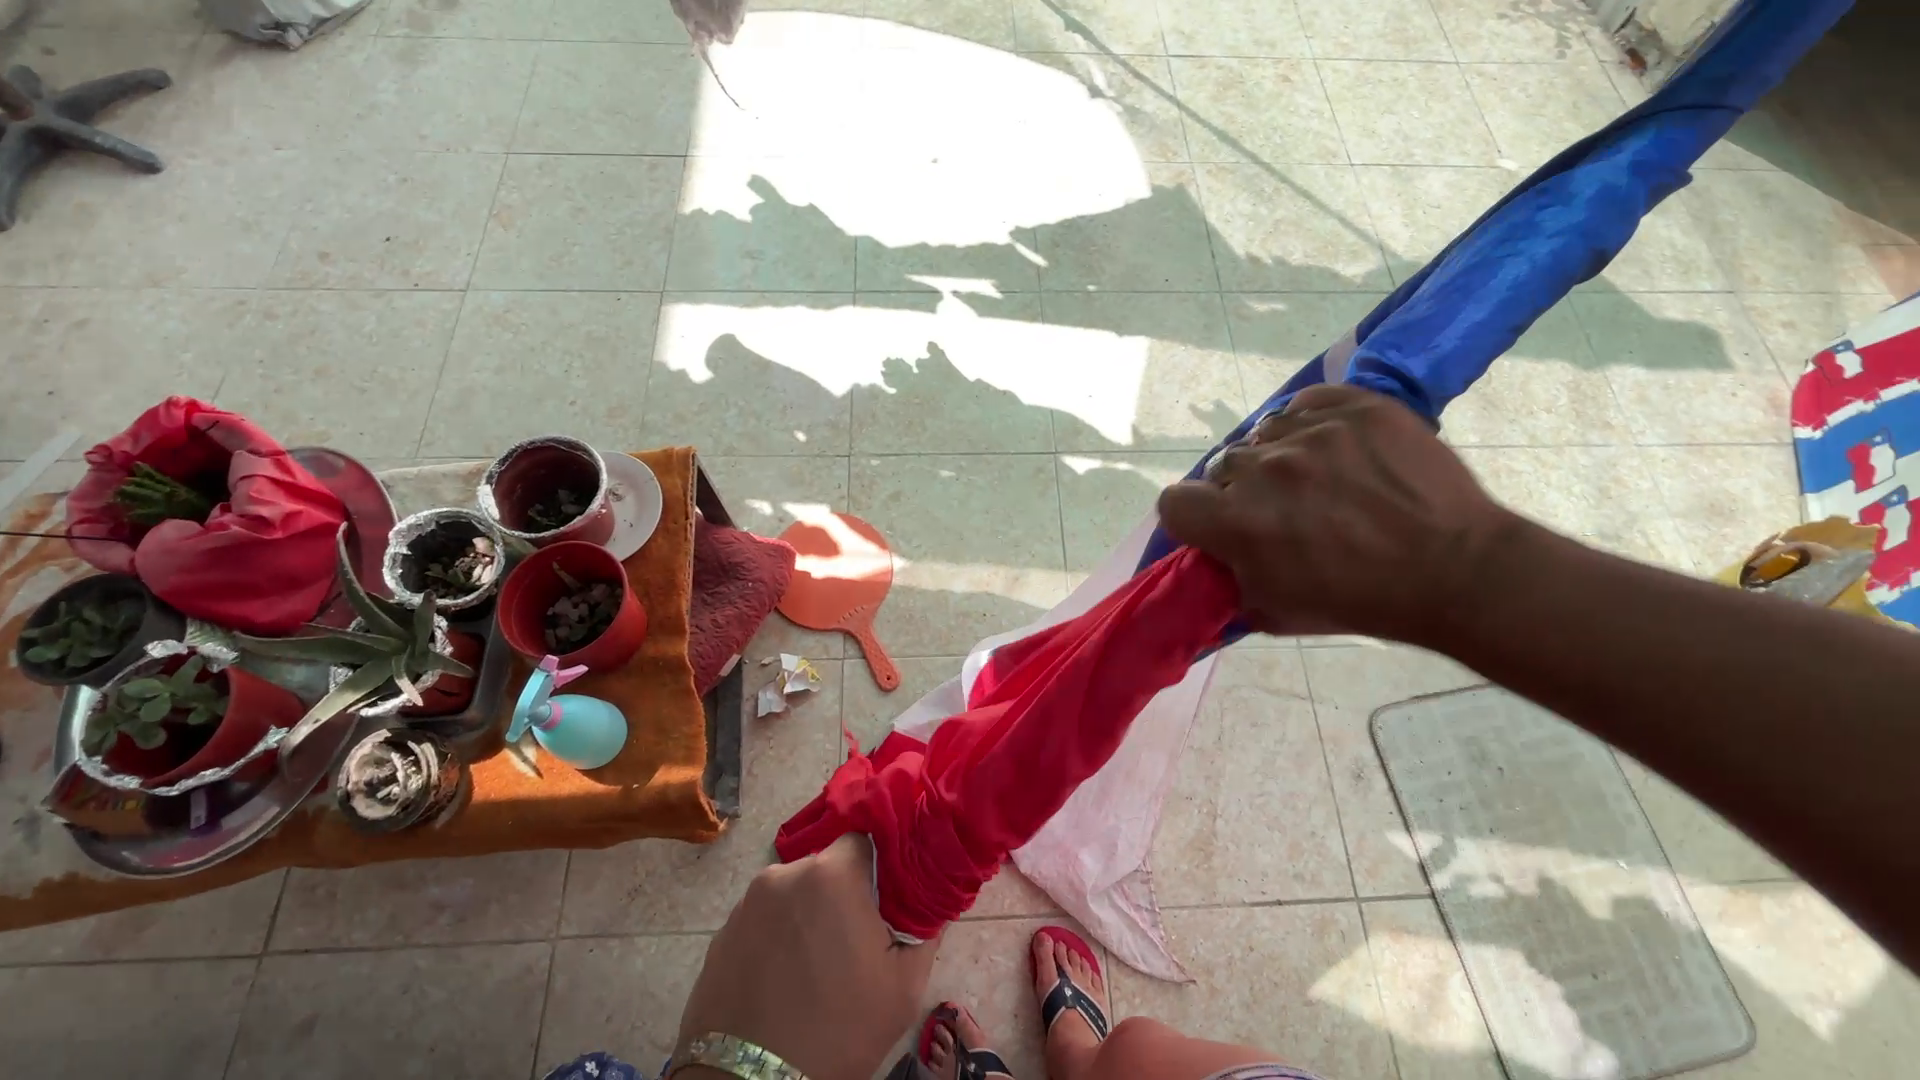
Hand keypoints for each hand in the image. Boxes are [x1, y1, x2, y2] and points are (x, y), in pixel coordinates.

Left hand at [675, 835, 936, 1079]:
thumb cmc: (838, 1030)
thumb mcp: (904, 986)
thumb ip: (925, 928)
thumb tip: (930, 901)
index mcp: (832, 875)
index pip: (864, 839)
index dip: (880, 862)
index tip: (890, 894)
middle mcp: (784, 874)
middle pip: (826, 866)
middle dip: (844, 892)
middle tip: (857, 937)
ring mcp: (747, 903)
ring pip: (794, 892)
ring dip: (809, 913)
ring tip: (818, 963)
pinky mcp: (722, 933)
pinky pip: (764, 919)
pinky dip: (778, 936)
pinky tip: (785, 975)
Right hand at [1159, 384, 1521, 644]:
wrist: (1454, 570)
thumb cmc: (1360, 601)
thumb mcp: (1274, 612)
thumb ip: (1229, 581)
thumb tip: (1213, 559)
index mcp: (1236, 523)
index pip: (1174, 501)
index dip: (1192, 517)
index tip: (1217, 527)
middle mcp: (1262, 469)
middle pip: (1221, 467)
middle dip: (1240, 489)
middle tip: (1279, 509)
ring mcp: (1311, 431)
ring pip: (1264, 433)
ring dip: (1276, 454)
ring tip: (1314, 475)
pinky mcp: (1355, 406)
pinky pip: (1306, 403)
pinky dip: (1311, 422)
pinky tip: (1333, 445)